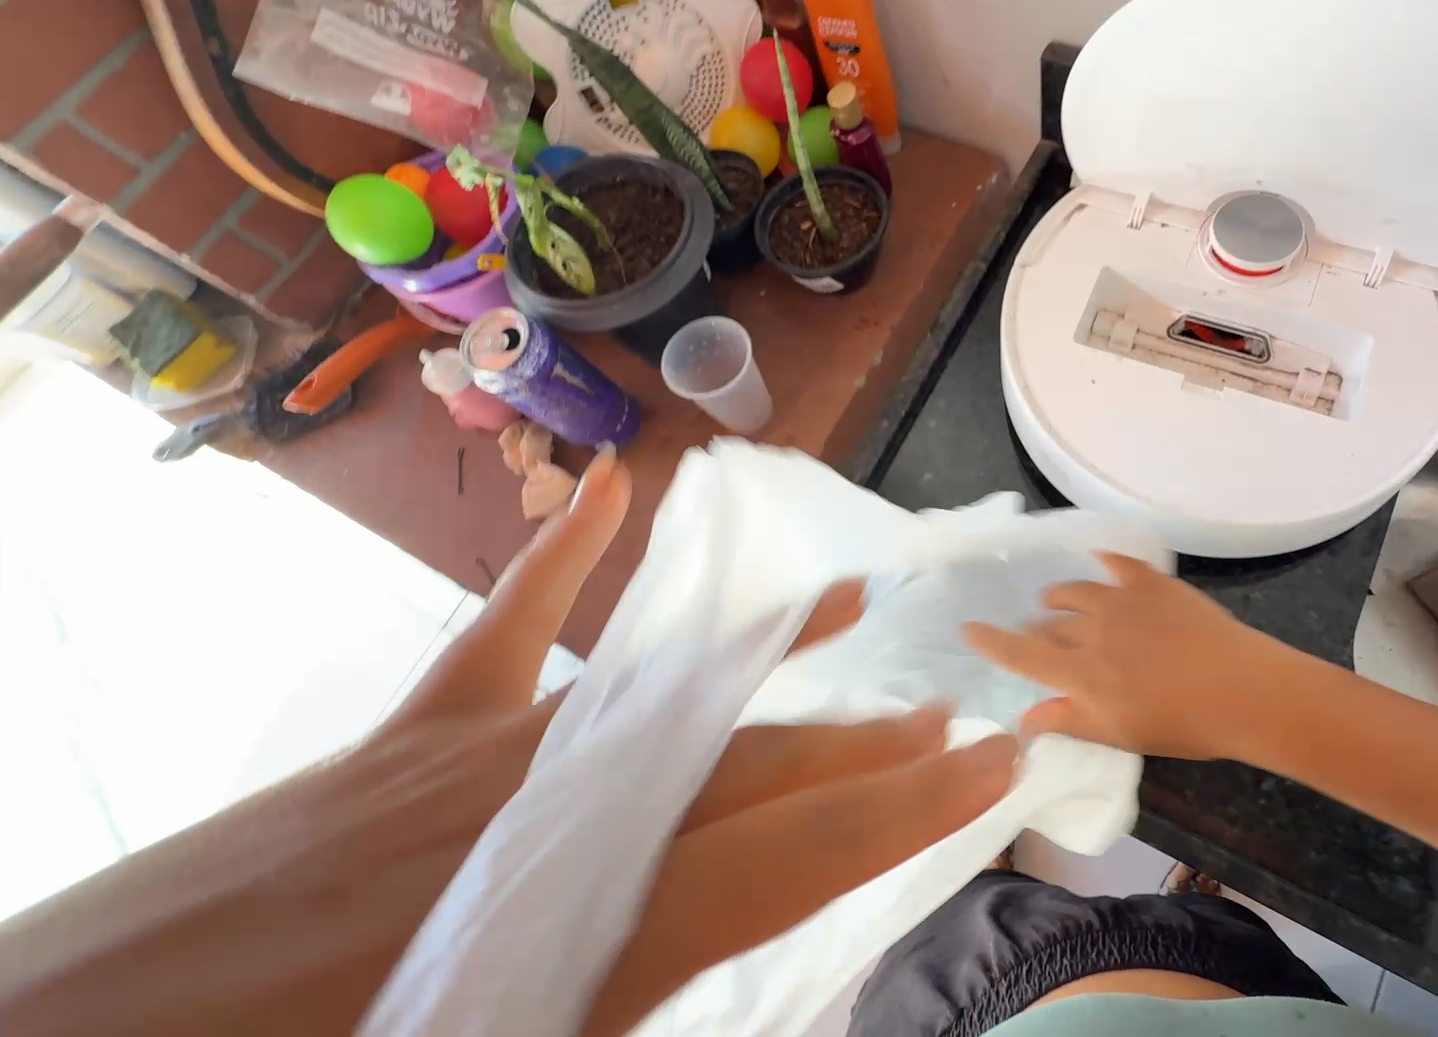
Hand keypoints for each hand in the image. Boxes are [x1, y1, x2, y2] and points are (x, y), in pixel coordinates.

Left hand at [0, 446, 1015, 1036]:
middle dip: (867, 745)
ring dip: (767, 649)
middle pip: (753, 770)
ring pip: (663, 691)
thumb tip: (732, 957)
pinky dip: (564, 558)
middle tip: (949, 714)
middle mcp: (559, 821)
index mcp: (591, 931)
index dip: (907, 810)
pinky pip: (507, 630)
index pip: (798, 853)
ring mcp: (486, 763)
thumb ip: (624, 1005)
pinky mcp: (413, 740)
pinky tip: (619, 486)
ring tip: (852, 602)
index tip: (988, 764)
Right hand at [964, 552, 1305, 759]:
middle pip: (1048, 624)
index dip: (992, 641)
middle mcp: (1092, 629)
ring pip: (1075, 591)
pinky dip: (1104, 562)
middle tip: (1032, 636)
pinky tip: (1099, 560)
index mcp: (1081, 671)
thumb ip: (1070, 721)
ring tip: (1053, 600)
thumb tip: (1024, 718)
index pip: (1023, 653)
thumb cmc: (1183, 724)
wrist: (1245, 690)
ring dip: (1059, 598)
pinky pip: (1119, 564)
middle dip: (1033, 630)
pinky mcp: (1154, 584)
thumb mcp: (1120, 734)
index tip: (968, 628)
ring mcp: (1123, 601)